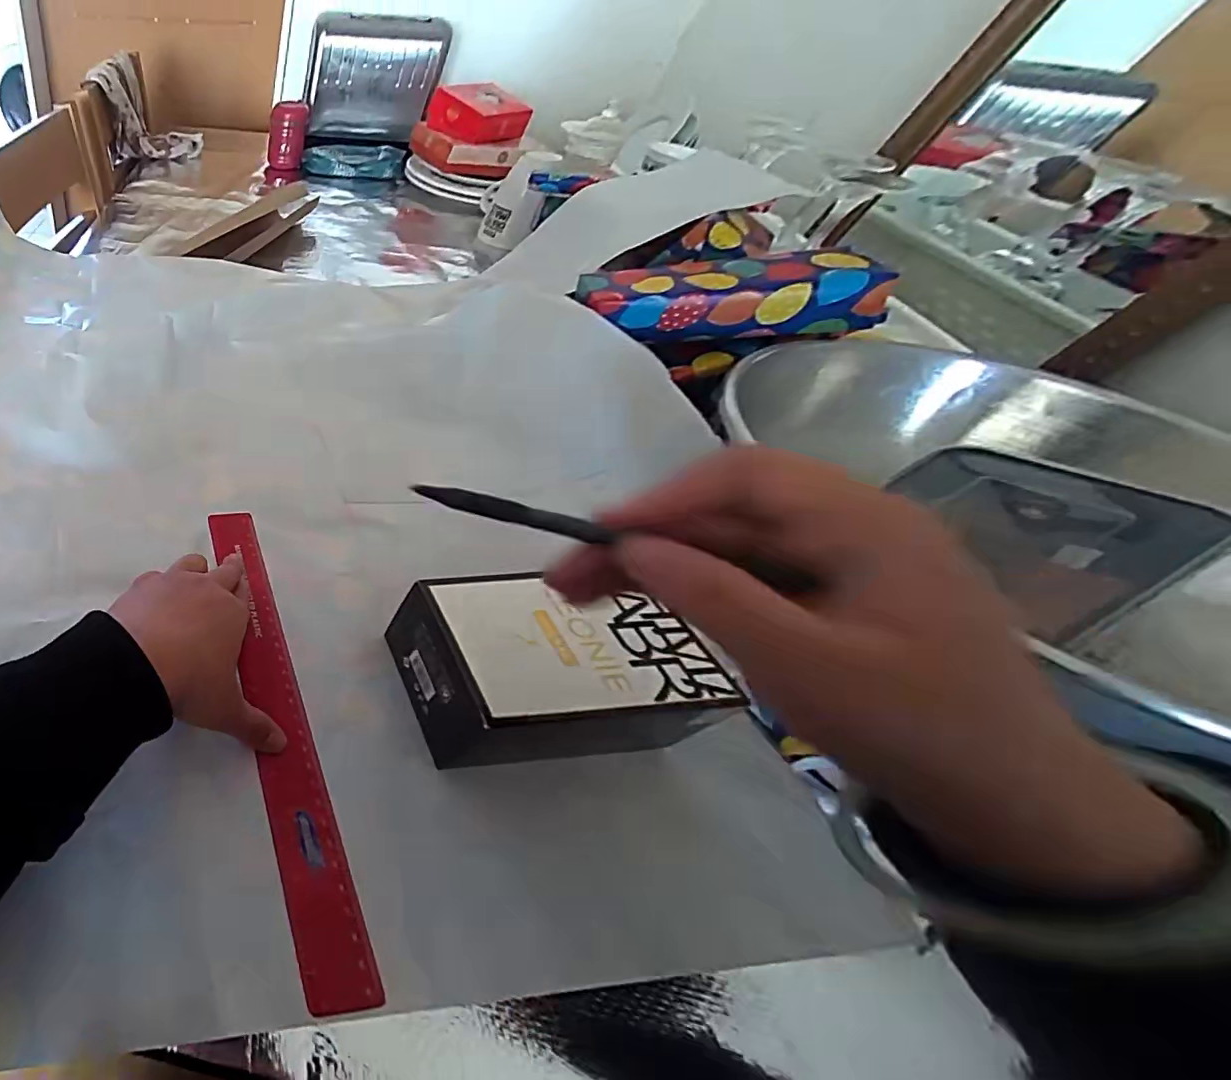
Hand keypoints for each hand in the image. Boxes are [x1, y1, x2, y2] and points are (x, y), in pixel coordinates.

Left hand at [110, 553, 286, 753]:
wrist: (135, 665)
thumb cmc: (191, 683)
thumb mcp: (225, 710)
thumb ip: (254, 725)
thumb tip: (281, 744)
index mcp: (232, 614)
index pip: (244, 596)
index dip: (244, 595)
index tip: (242, 593)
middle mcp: (206, 590)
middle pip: (224, 571)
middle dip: (229, 571)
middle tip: (231, 567)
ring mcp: (172, 584)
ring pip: (191, 564)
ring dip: (195, 571)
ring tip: (192, 581)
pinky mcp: (141, 587)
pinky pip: (154, 578)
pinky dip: (157, 587)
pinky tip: (151, 603)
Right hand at [545, 446, 1201, 899]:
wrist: (1008, 806)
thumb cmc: (915, 729)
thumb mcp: (803, 663)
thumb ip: (711, 596)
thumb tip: (628, 547)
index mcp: (864, 523)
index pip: (744, 477)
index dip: (662, 498)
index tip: (596, 534)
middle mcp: (845, 526)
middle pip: (720, 512)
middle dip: (638, 538)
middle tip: (564, 576)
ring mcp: (831, 562)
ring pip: (719, 542)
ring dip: (648, 560)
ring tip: (576, 591)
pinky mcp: (818, 595)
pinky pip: (737, 573)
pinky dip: (681, 583)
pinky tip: (634, 598)